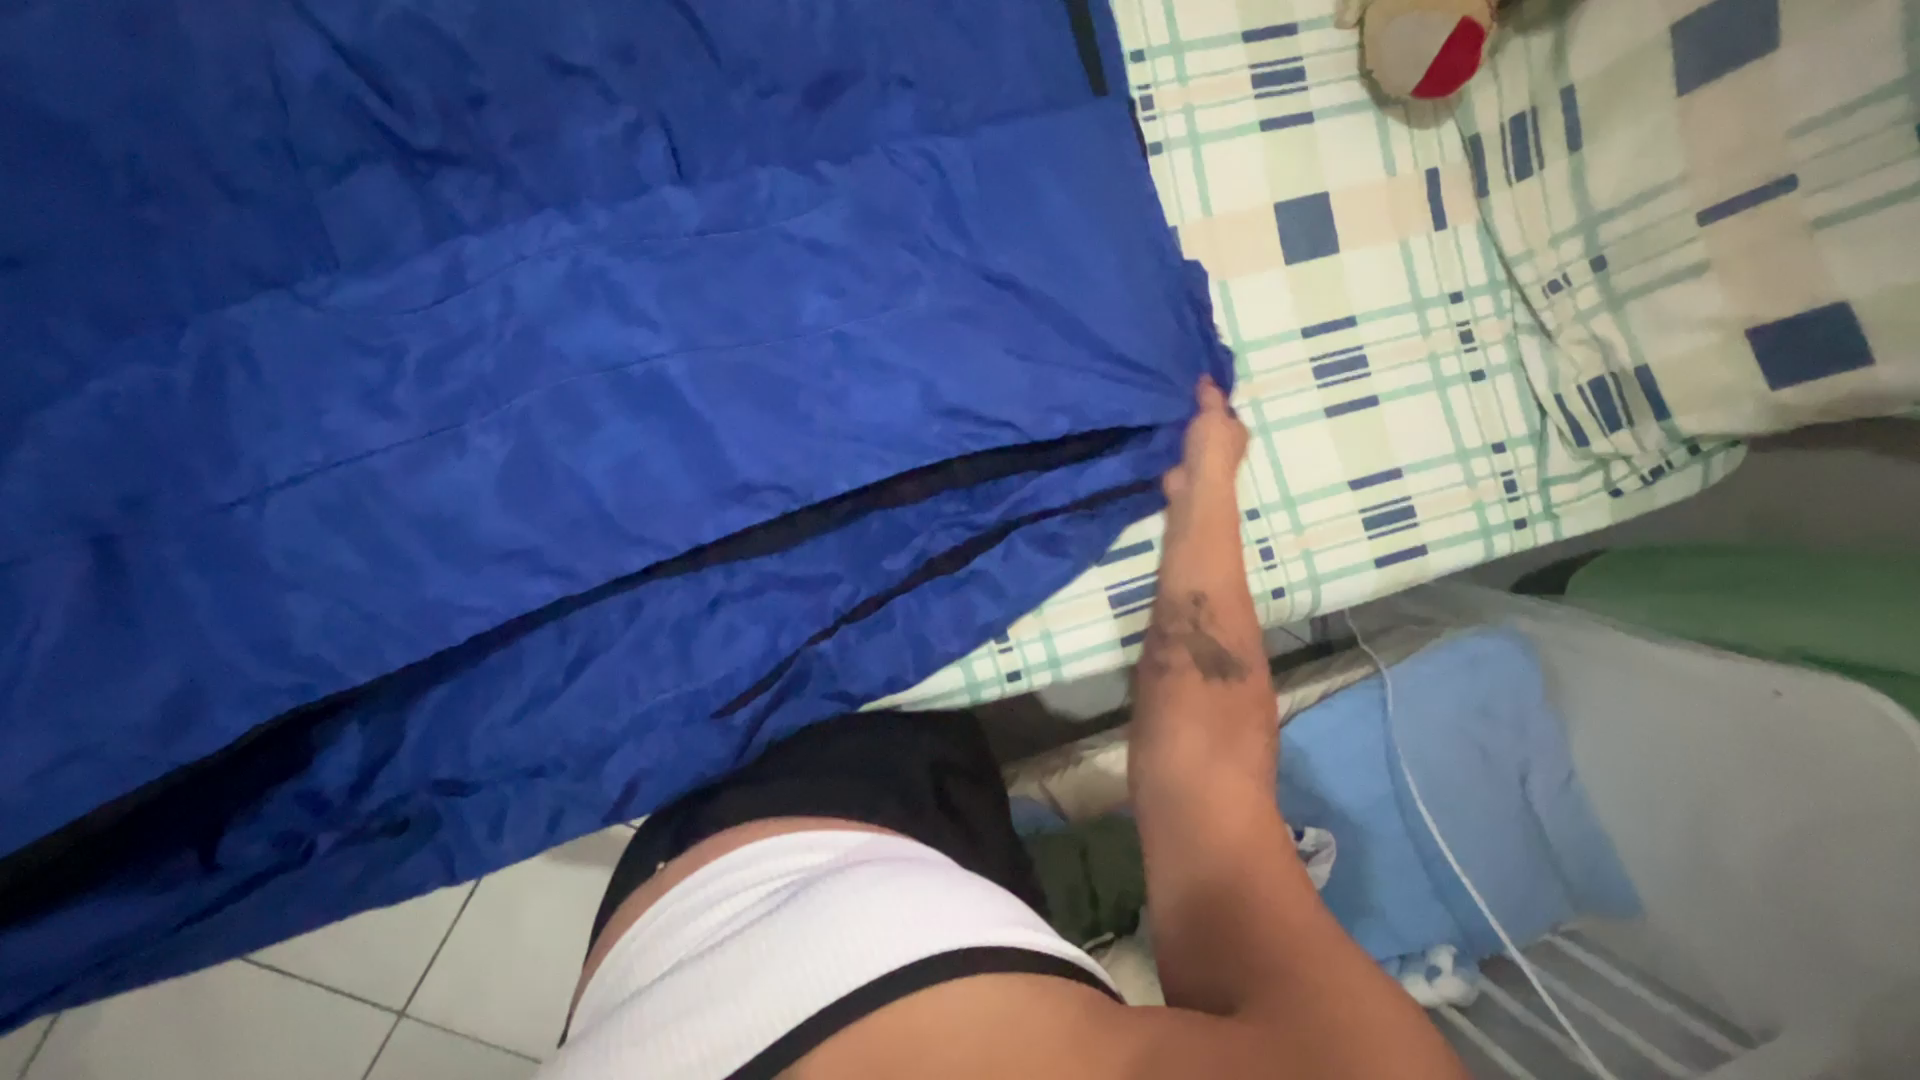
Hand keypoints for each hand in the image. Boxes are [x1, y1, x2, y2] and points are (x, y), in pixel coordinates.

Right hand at [1162, 377, 1247, 503]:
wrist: (1194, 485)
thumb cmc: (1212, 447)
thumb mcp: (1213, 413)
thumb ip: (1210, 395)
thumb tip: (1206, 376)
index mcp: (1238, 430)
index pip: (1225, 409)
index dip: (1211, 397)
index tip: (1192, 384)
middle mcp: (1224, 444)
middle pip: (1207, 421)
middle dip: (1192, 410)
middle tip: (1172, 392)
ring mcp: (1203, 456)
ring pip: (1189, 433)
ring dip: (1178, 425)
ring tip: (1160, 404)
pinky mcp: (1183, 465)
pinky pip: (1174, 445)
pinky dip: (1166, 438)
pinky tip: (1155, 425)